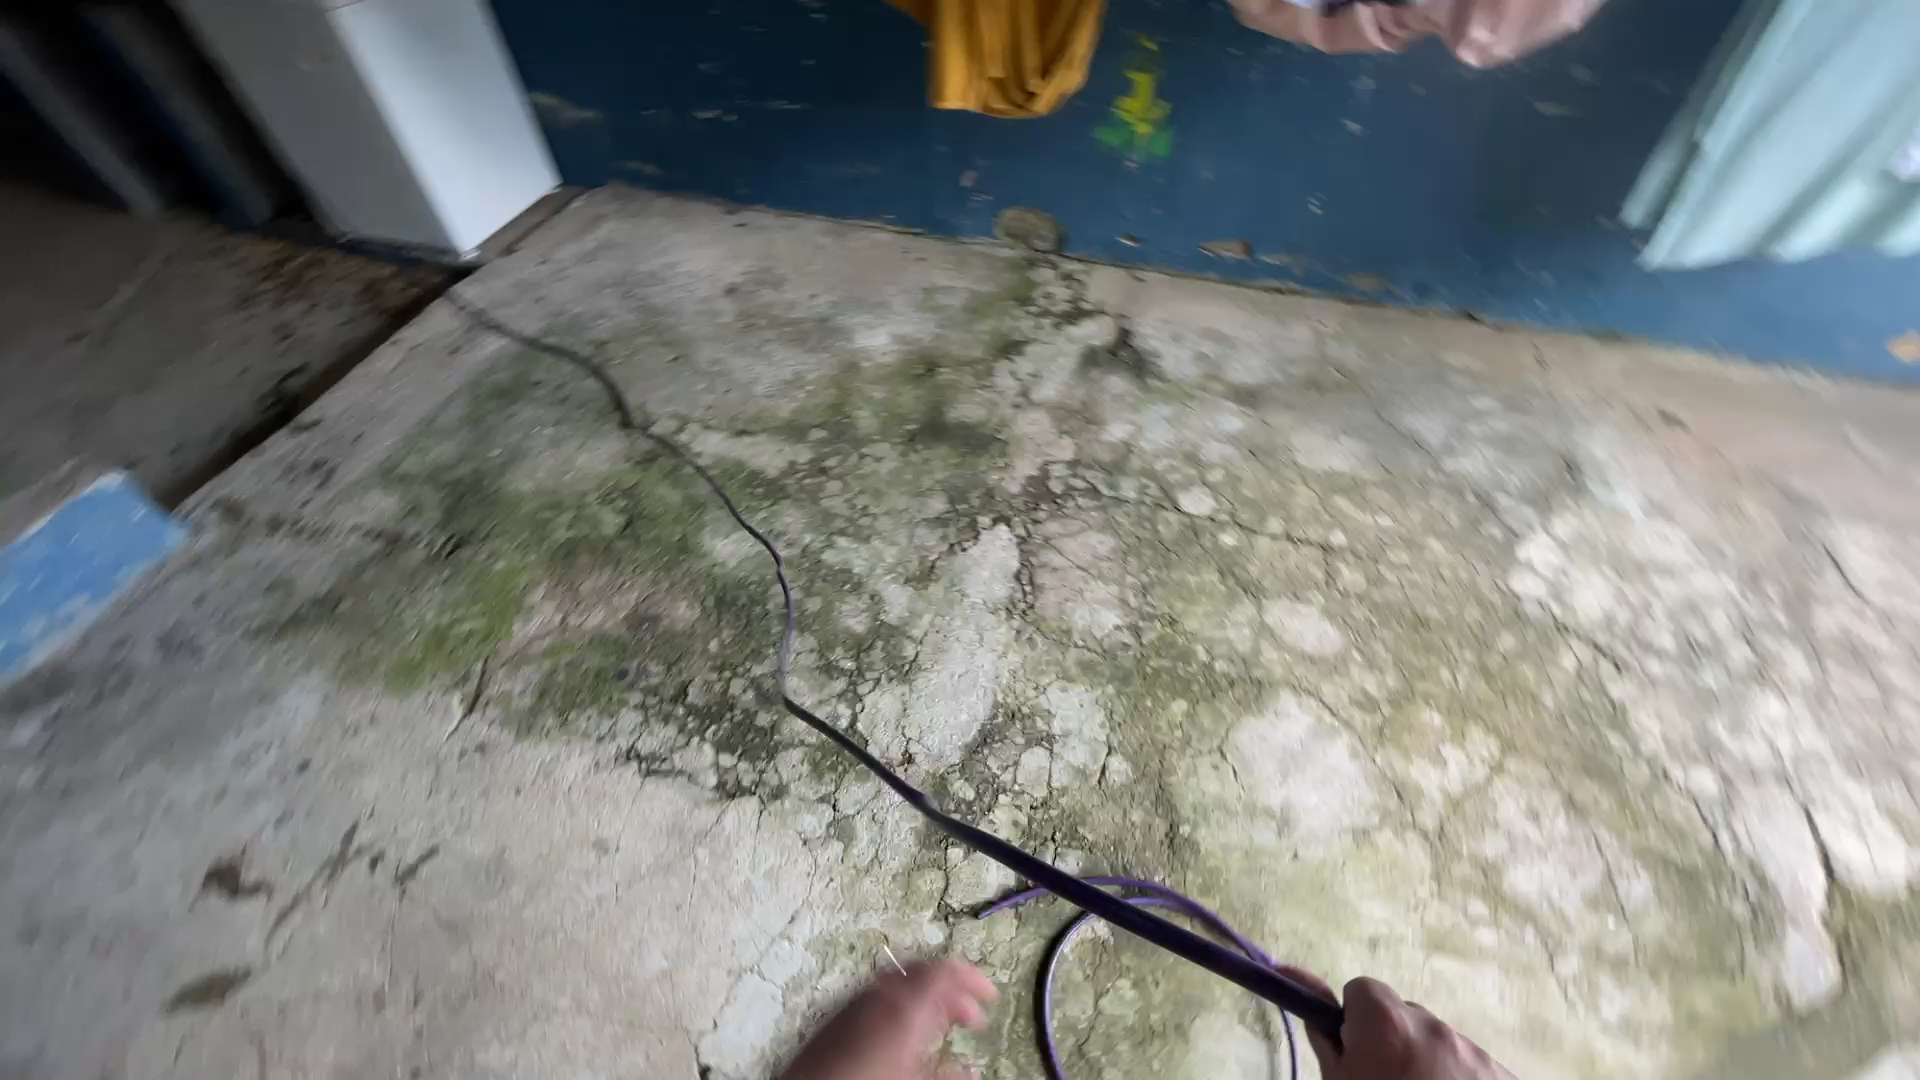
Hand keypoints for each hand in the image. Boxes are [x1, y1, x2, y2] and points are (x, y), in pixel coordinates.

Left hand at [779, 957, 999, 1079]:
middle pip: (925, 970)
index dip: (972, 976)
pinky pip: (882, 993)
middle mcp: (882, 989)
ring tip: (942, 1026)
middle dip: (952, 988)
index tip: (989, 993)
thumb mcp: (915, 1078)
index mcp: (905, 1000)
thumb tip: (971, 1070)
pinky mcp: (840, 1012)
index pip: (946, 967)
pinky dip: (903, 1004)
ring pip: (903, 981)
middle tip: (971, 1014)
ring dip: (928, 997)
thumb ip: (947, 1072)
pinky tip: (906, 1032)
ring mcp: (858, 998)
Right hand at [1281, 967, 1516, 1079]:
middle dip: (1394, 1044)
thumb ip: (1325, 1042)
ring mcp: (1477, 1054)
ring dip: (1430, 1068)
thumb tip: (1314, 1007)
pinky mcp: (1507, 1078)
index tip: (1357, 1055)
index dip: (1353, 1021)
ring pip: (1439, 1046)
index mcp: (1384, 1019)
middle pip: (1402, 1018)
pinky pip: (1475, 1070)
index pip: (1359, 990)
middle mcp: (1431, 1025)